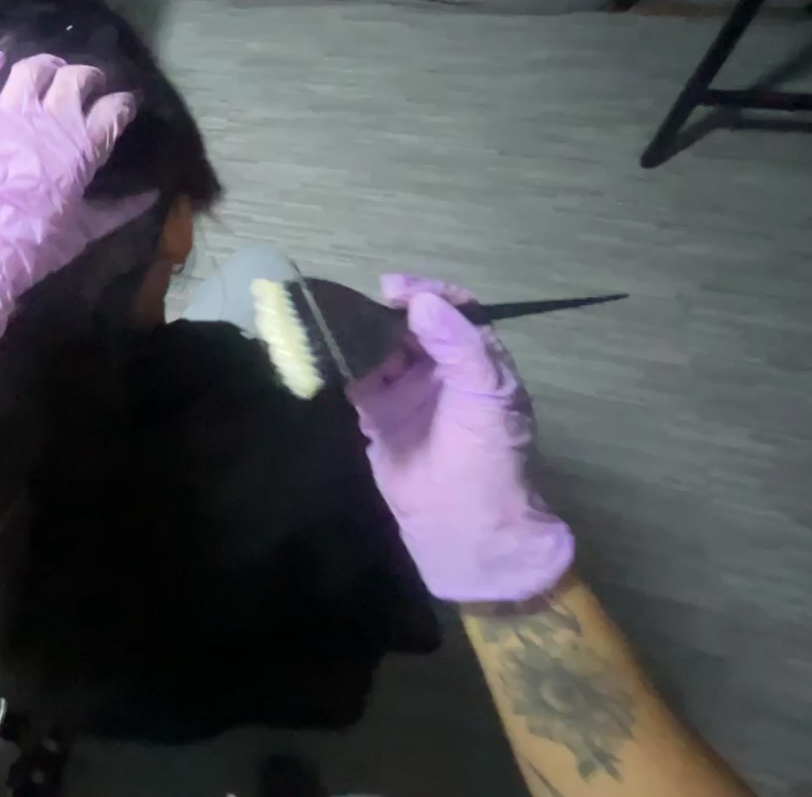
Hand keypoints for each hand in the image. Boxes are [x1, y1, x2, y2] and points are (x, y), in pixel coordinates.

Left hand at [0, 52, 154, 365]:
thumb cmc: (35, 244)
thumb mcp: (84, 230)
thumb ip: (118, 210)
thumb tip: (150, 197)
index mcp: (82, 146)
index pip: (114, 110)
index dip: (122, 104)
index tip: (124, 105)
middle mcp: (48, 119)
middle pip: (75, 78)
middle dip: (88, 76)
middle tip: (89, 84)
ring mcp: (6, 114)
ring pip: (30, 71)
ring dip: (44, 65)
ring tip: (49, 69)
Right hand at [345, 275, 573, 602]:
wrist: (460, 522)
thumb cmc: (486, 459)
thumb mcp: (485, 398)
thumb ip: (458, 348)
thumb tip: (421, 301)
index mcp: (477, 362)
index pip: (455, 311)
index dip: (428, 293)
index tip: (394, 289)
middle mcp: (440, 370)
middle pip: (410, 325)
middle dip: (384, 311)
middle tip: (353, 306)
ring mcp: (405, 390)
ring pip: (378, 347)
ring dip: (358, 335)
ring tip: (334, 326)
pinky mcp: (374, 410)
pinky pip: (355, 376)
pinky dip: (340, 363)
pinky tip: (325, 353)